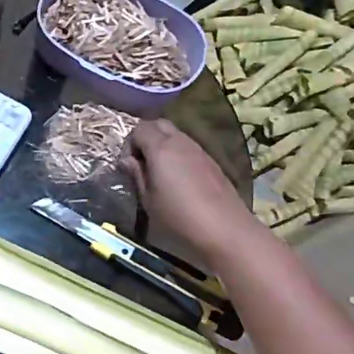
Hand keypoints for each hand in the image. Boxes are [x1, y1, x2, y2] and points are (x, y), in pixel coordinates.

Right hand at [125, 118, 263, 260]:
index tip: (129, 165)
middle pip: (159, 124)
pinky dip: (178, 153)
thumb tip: (127, 161)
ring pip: (176, 134)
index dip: (129, 143)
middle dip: (146, 136)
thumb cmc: (179, 217)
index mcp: (161, 149)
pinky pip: (189, 147)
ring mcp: (199, 150)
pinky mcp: (212, 161)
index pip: (139, 129)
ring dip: (163, 144)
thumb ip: (137, 175)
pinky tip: (179, 178)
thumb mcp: (148, 200)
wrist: (226, 229)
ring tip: (159, 171)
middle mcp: (180, 142)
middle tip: (141, 161)